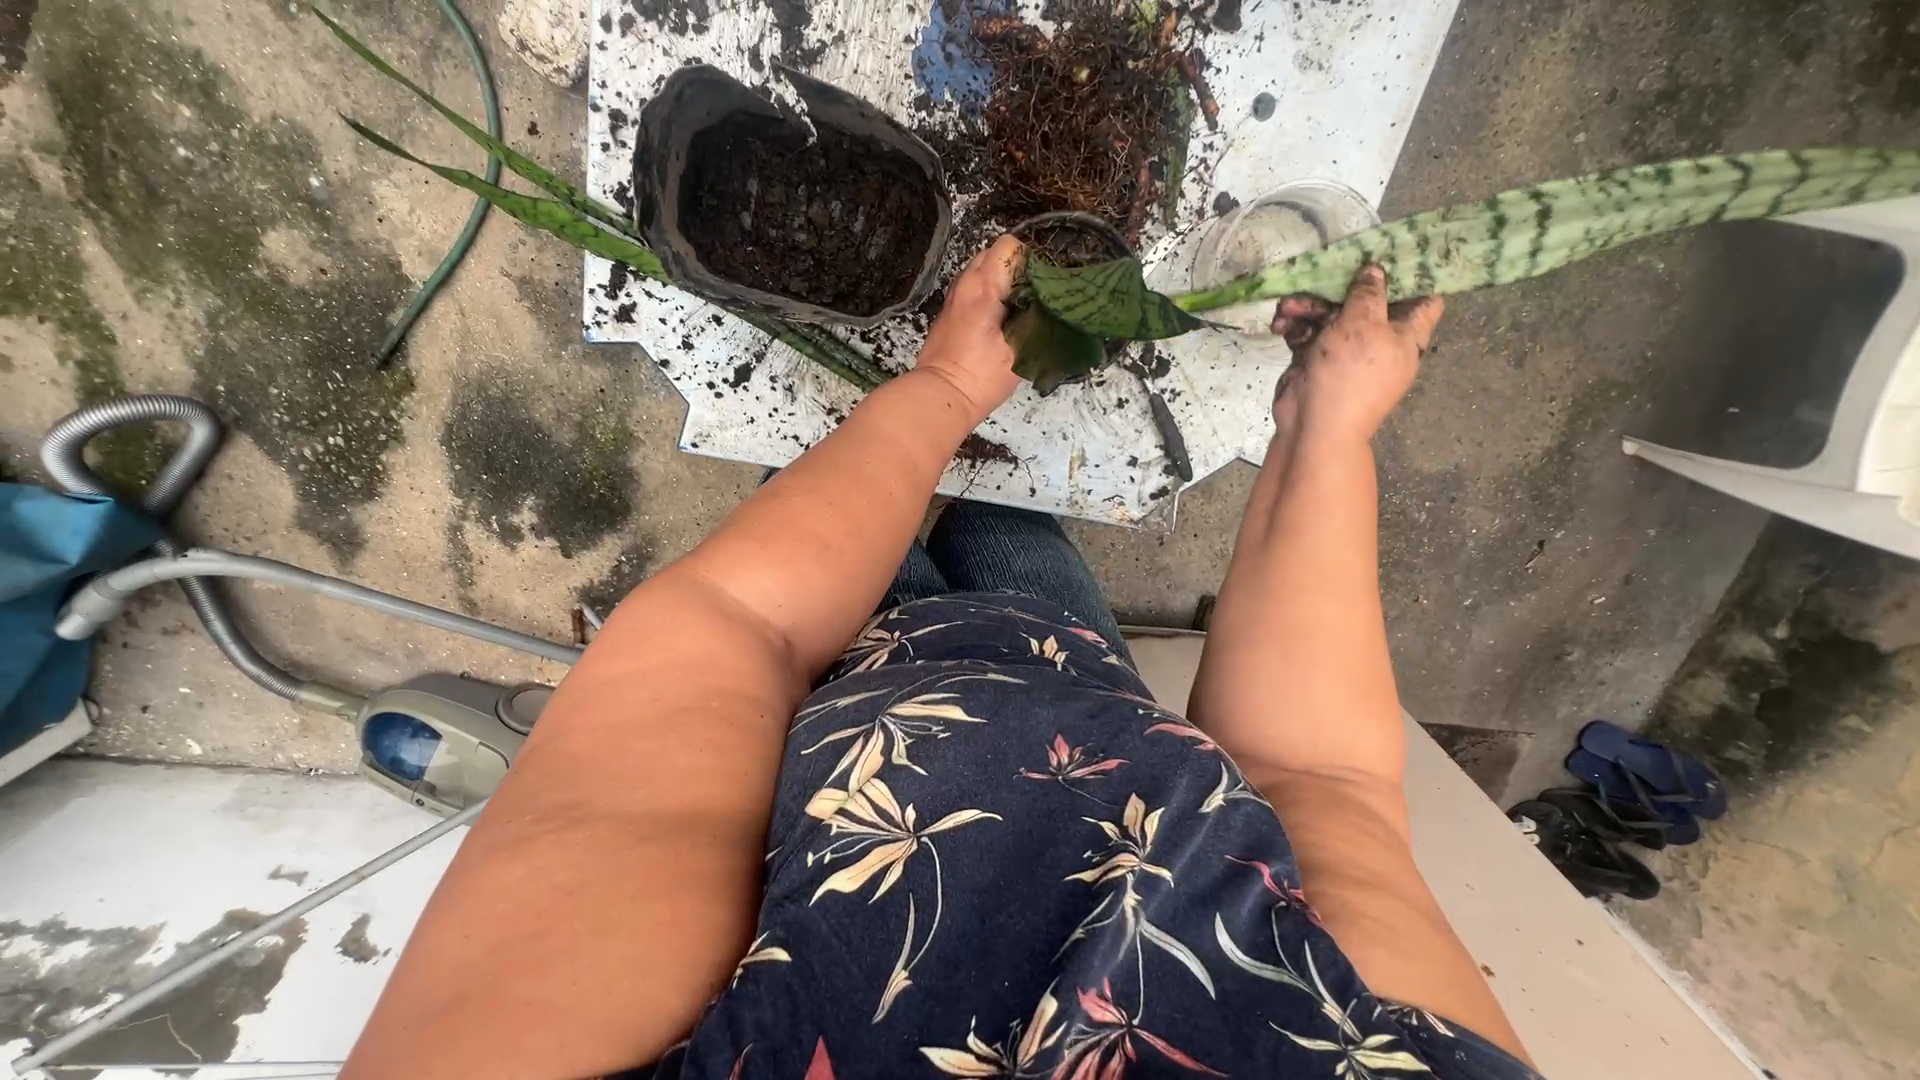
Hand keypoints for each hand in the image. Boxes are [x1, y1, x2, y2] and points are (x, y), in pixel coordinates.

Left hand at [915, 234, 1024, 417]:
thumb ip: (1039, 321)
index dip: (1030, 261)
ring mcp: (953, 298)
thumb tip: (1054, 308)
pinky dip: (988, 297)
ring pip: (981, 273)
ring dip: (1001, 285)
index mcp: (983, 286)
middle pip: (994, 255)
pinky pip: (972, 292)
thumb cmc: (980, 377)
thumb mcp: (1021, 350)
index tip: (1042, 284)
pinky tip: (1000, 323)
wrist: (941, 397)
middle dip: (1016, 270)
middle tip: (1033, 298)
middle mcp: (964, 285)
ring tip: (1018, 311)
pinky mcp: (949, 314)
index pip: (1009, 246)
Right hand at [1269, 264, 1441, 443]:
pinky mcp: (1315, 360)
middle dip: (1340, 289)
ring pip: (1330, 316)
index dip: (1413, 277)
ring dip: (1306, 307)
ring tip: (1286, 308)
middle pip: (1366, 302)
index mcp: (1405, 335)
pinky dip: (1294, 327)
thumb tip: (1375, 271)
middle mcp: (1378, 341)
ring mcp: (1344, 352)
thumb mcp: (1364, 325)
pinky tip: (1280, 325)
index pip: (1425, 301)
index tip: (1394, 255)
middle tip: (1319, 278)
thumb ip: (1369, 293)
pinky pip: (1308, 334)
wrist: (1314, 425)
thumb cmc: (1350, 375)